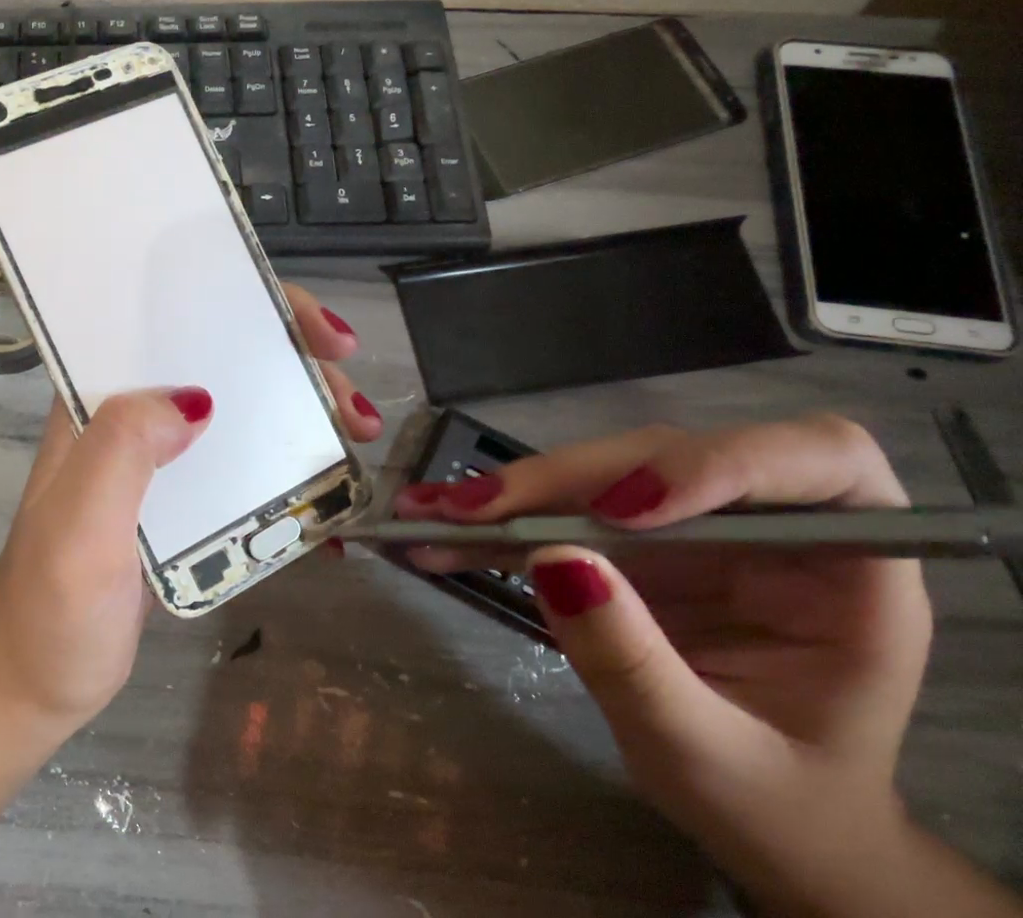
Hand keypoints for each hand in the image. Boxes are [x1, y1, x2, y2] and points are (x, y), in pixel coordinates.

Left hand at [0, 285, 384, 736]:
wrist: (37, 687)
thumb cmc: (50, 612)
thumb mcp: (77, 529)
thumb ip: (120, 454)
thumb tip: (193, 398)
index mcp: (93, 410)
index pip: (164, 327)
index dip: (239, 310)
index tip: (309, 330)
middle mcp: (125, 427)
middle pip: (214, 367)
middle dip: (288, 364)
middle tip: (351, 402)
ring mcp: (155, 473)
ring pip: (234, 421)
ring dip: (296, 420)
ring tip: (356, 436)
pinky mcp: (176, 516)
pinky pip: (238, 480)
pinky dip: (285, 480)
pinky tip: (329, 501)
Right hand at [395, 416, 933, 905]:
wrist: (767, 820)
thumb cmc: (774, 801)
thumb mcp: (703, 750)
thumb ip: (633, 660)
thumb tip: (551, 560)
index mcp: (849, 574)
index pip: (815, 464)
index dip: (718, 464)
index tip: (622, 511)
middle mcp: (770, 530)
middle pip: (670, 456)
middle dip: (565, 479)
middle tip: (471, 508)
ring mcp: (696, 533)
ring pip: (602, 475)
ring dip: (515, 492)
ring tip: (429, 513)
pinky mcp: (636, 549)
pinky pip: (563, 515)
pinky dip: (500, 523)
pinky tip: (439, 531)